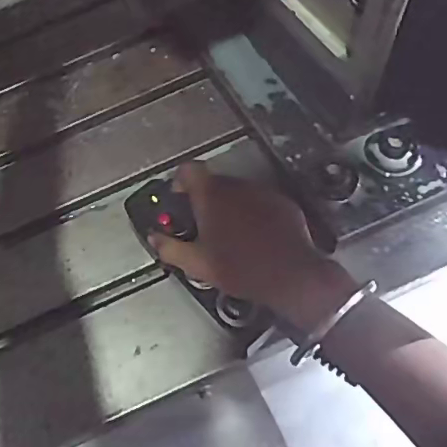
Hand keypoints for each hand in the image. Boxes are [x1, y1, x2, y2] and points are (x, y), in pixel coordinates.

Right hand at [150, 163, 359, 332]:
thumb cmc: (241, 269)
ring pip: (238, 192)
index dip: (180, 181)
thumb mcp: (197, 264)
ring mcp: (263, 193)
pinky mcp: (282, 203)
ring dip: (230, 206)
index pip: (189, 170)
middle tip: (202, 225)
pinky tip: (254, 237)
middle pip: (214, 181)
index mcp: (211, 196)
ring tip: (229, 234)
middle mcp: (237, 187)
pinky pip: (260, 201)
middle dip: (205, 199)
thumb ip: (170, 248)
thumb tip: (155, 239)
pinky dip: (253, 213)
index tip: (180, 196)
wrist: (290, 276)